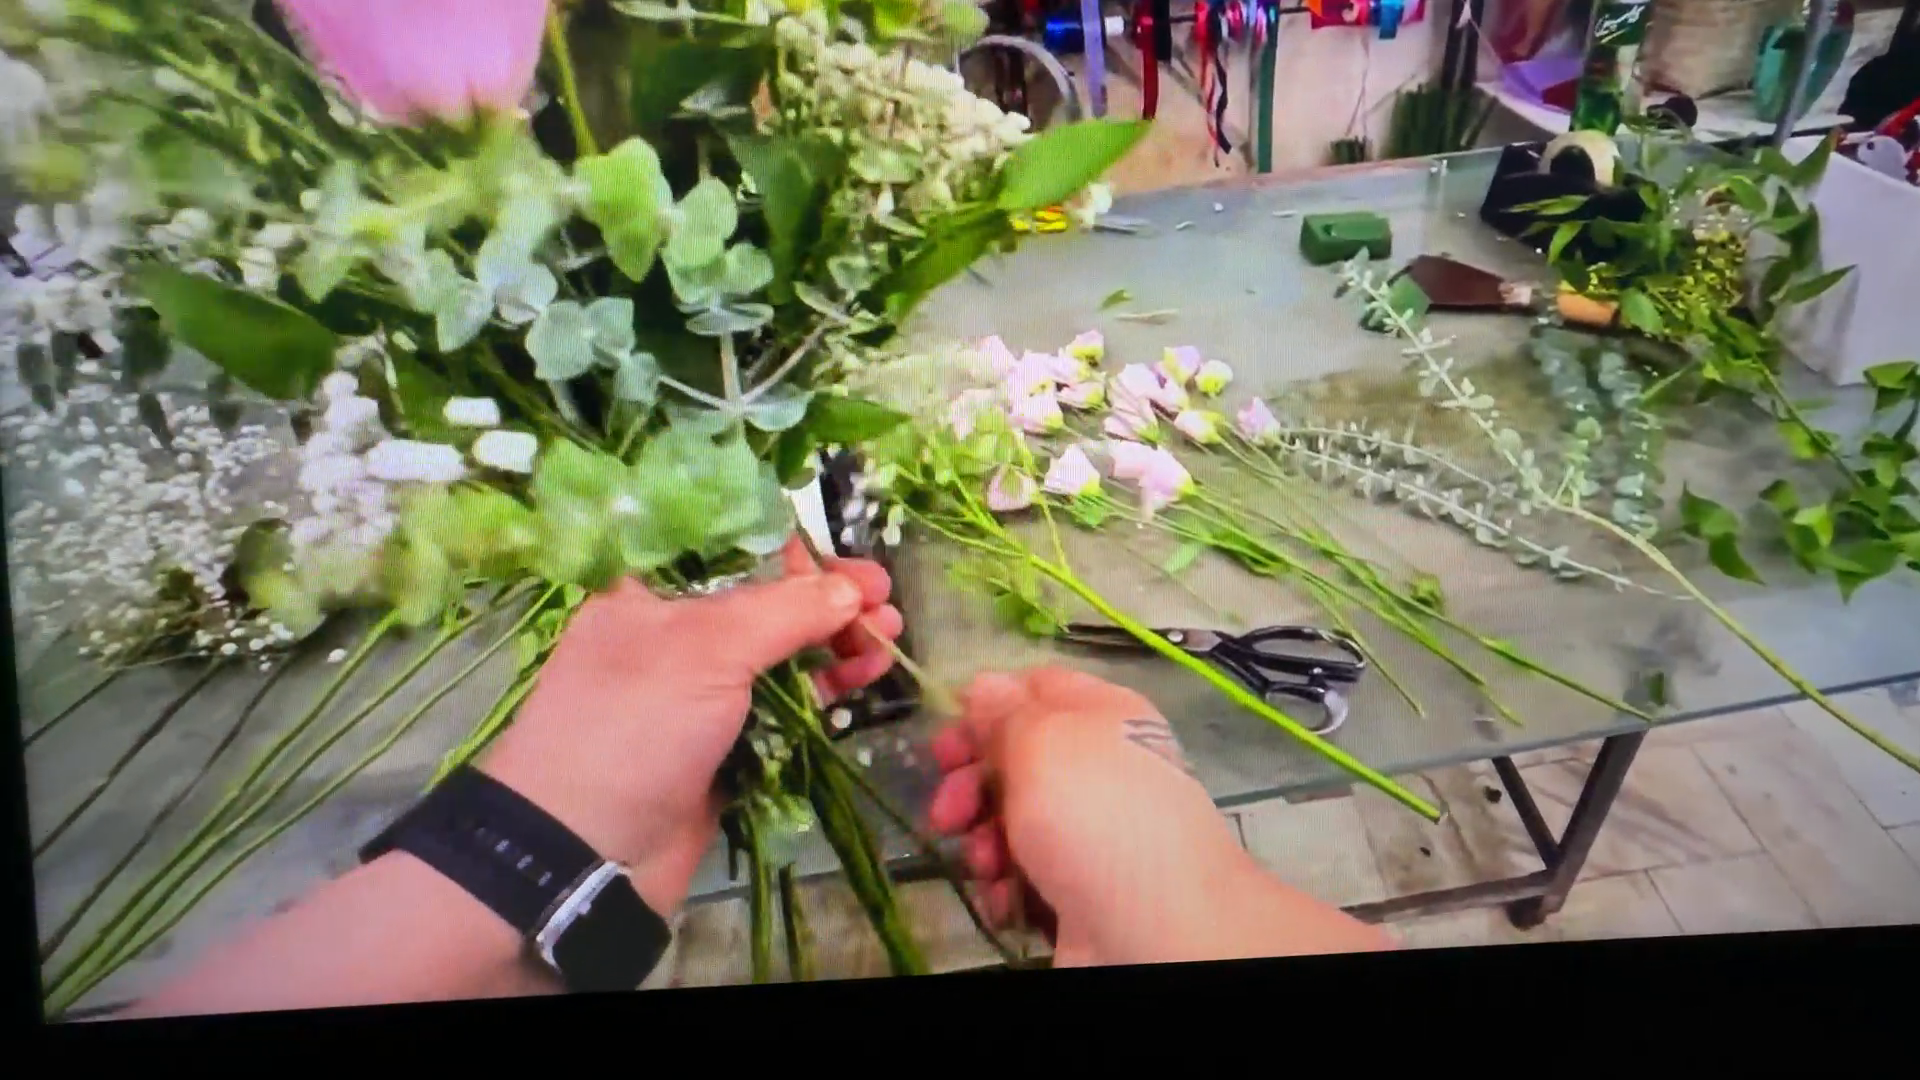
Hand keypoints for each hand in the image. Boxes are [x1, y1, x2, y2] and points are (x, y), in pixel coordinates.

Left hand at [480, 537, 901, 914]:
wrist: (584, 857)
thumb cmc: (634, 726)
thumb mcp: (708, 648)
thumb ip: (787, 610)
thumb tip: (852, 590)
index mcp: (652, 591)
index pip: (735, 551)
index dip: (798, 553)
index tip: (851, 565)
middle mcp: (677, 631)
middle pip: (769, 599)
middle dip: (830, 599)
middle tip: (886, 603)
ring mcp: (703, 687)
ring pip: (783, 649)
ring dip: (837, 640)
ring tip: (889, 639)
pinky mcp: (727, 736)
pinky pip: (786, 698)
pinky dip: (825, 684)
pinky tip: (863, 675)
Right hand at [928, 668, 1395, 965]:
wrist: (1156, 931)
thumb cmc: (1094, 813)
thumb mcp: (1042, 741)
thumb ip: (1005, 710)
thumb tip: (983, 684)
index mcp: (1100, 713)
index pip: (1035, 688)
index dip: (987, 706)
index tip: (948, 734)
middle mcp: (1096, 767)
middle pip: (1015, 757)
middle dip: (971, 782)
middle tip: (947, 811)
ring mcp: (1088, 830)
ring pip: (1012, 818)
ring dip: (982, 838)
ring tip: (984, 861)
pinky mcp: (1078, 885)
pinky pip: (1025, 871)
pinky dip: (1006, 883)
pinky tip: (1005, 895)